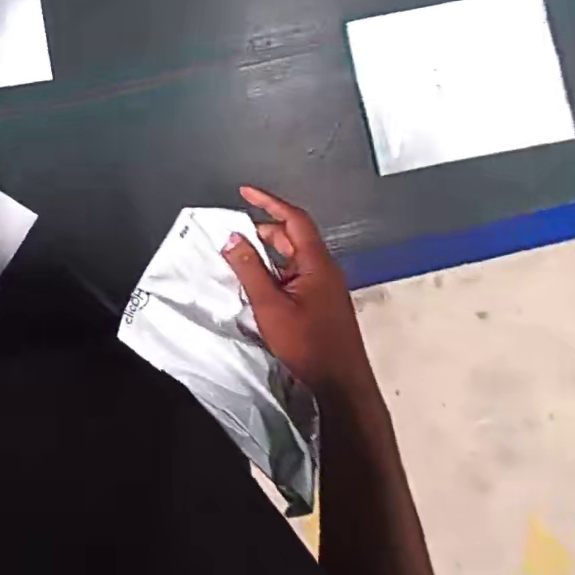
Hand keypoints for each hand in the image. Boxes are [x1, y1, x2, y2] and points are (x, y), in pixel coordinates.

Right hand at [221, 185, 375, 398]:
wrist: (340, 383)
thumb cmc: (308, 344)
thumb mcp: (270, 305)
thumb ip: (249, 269)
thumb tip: (233, 238)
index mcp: (316, 262)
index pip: (293, 219)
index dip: (269, 202)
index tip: (246, 192)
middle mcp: (323, 269)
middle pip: (293, 236)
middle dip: (264, 227)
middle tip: (236, 228)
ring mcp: (324, 286)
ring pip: (293, 256)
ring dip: (267, 251)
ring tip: (241, 253)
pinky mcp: (320, 301)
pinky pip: (295, 274)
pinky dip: (274, 269)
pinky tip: (258, 281)